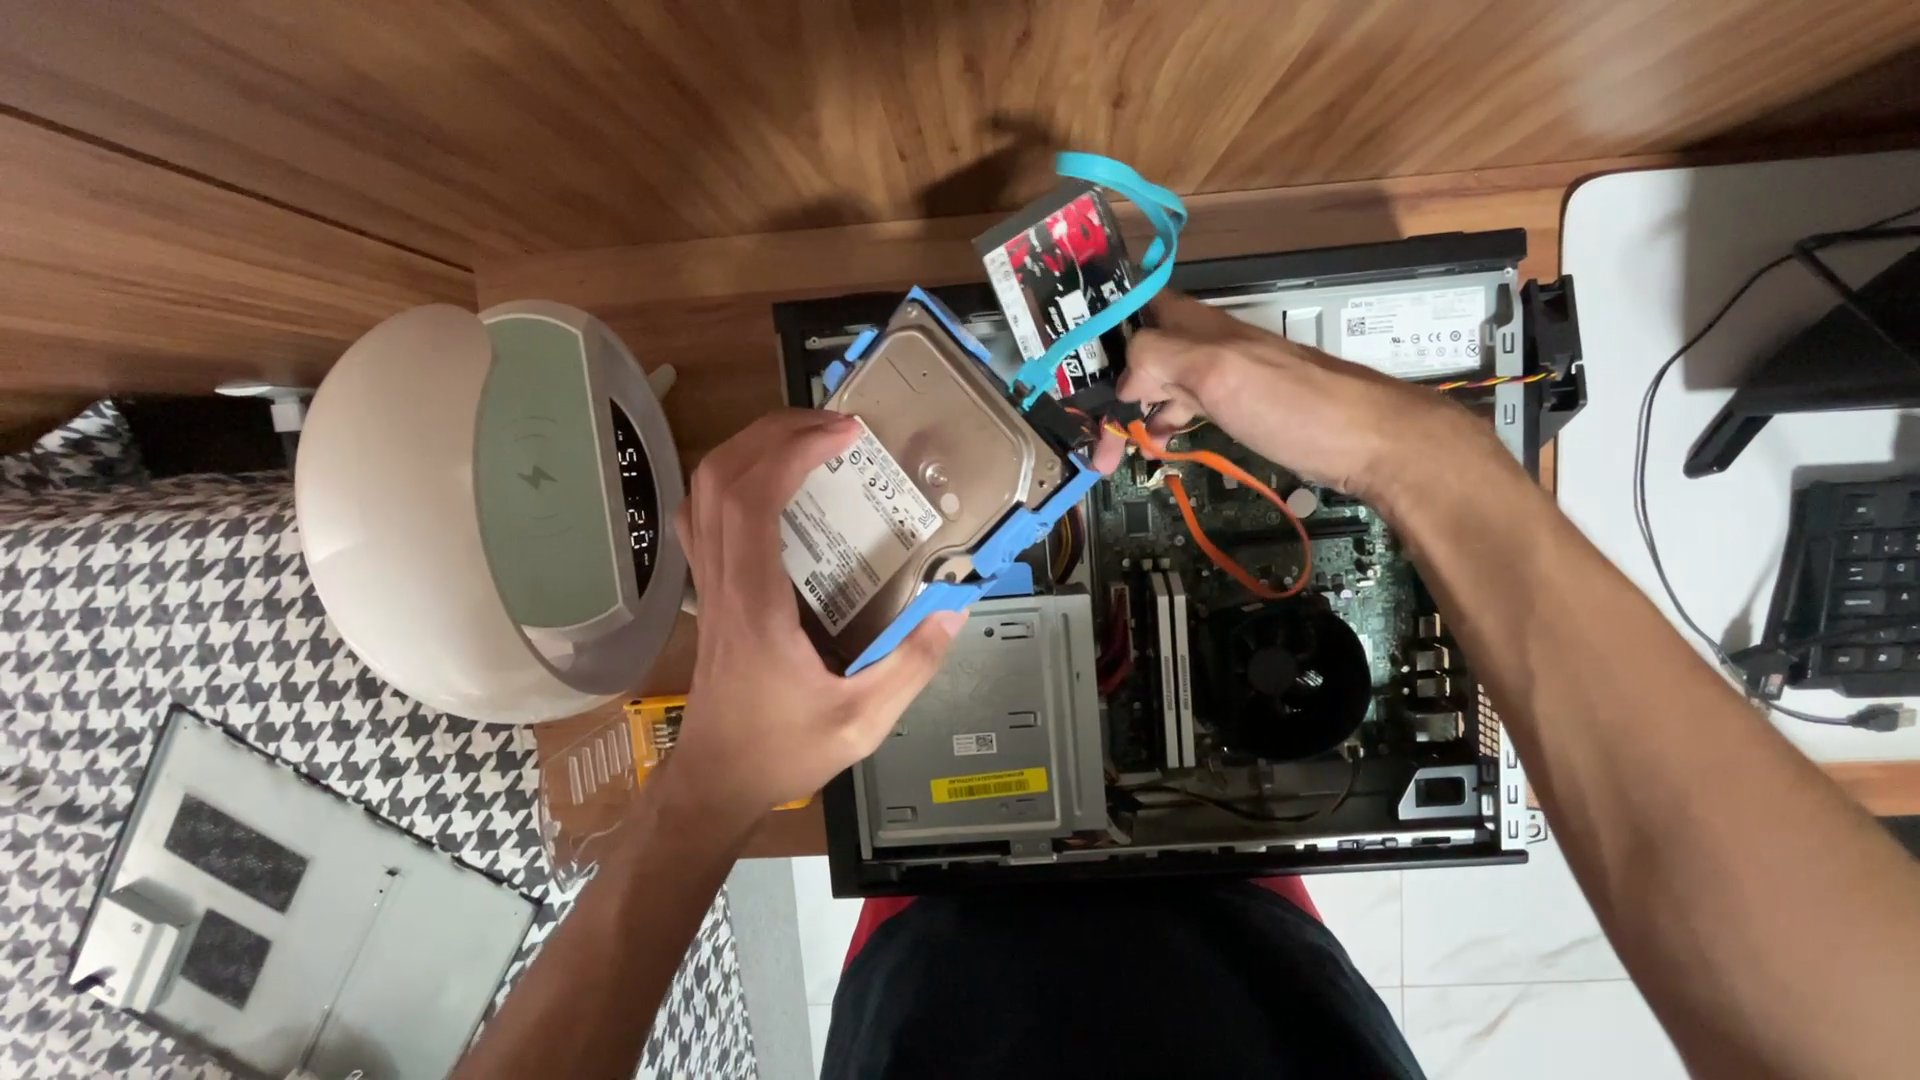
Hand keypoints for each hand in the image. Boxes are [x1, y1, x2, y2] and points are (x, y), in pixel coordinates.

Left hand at [666, 410, 963, 820]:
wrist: (717, 781)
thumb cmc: (782, 751)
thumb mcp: (864, 721)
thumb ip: (912, 665)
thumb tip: (953, 609)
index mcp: (755, 603)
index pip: (753, 499)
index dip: (793, 450)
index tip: (844, 432)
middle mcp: (722, 581)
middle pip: (720, 476)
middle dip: (775, 432)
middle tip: (835, 426)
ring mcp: (708, 584)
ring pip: (704, 491)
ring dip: (751, 448)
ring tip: (807, 441)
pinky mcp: (709, 591)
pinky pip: (705, 516)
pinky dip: (734, 480)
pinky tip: (773, 486)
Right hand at [1093, 294, 1498, 501]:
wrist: (1373, 443)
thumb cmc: (1298, 405)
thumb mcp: (1220, 373)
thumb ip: (1161, 360)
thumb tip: (1123, 379)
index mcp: (1196, 326)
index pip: (1131, 312)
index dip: (1097, 336)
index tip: (1070, 376)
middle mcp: (1204, 343)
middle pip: (1138, 354)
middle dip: (1108, 391)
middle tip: (1093, 441)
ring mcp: (1222, 375)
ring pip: (1158, 384)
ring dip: (1132, 413)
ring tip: (1117, 452)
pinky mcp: (1239, 405)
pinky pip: (1185, 407)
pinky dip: (1164, 425)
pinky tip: (1160, 444)